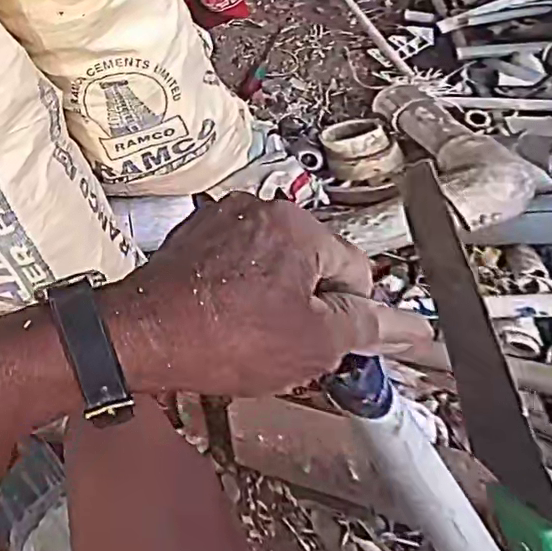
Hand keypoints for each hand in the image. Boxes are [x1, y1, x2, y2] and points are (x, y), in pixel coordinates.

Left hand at [101, 195, 431, 397]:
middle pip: (313, 262)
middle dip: (314, 303)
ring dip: (277, 297)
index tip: (341, 338)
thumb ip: (367, 326)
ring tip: (256, 332)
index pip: (357, 269)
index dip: (354, 314)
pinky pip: (237, 262)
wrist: (146, 335)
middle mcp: (253, 209)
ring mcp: (219, 219)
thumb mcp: (315, 341)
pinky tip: (232, 320)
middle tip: (295, 340)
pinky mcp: (194, 236)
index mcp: (292, 223)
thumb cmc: (220, 333)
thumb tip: (405, 323)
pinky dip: (243, 289)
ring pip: (274, 263)